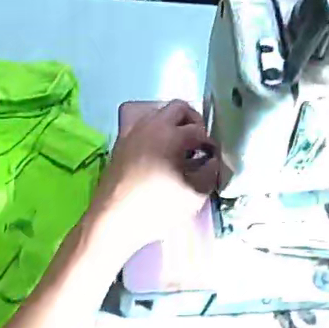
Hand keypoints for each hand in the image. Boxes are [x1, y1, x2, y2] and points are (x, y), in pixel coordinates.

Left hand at [88, 100, 220, 252]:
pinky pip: (143, 126)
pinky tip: (159, 152)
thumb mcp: (195, 194)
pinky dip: (155, 132)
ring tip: (180, 148)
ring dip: (173, 124)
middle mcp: (152, 125)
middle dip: (194, 121)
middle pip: (179, 108)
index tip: (214, 158)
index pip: (200, 130)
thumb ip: (210, 173)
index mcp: (173, 134)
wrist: (114, 219)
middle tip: (199, 142)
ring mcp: (134, 132)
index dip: (211, 144)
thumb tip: (212, 161)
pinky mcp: (121, 143)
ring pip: (159, 114)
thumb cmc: (157, 206)